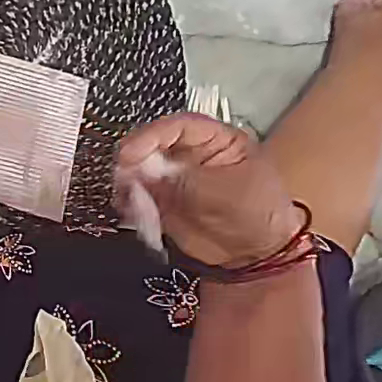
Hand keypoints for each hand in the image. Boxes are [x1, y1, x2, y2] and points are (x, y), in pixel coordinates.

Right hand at [117, 113, 300, 267]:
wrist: (257, 255)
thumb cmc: (258, 214)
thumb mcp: (227, 192)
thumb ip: (187, 180)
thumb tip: (148, 172)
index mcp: (214, 140)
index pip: (177, 127)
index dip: (151, 136)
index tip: (131, 152)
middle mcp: (189, 154)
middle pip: (152, 145)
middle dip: (135, 158)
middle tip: (123, 174)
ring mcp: (173, 178)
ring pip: (139, 170)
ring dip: (129, 182)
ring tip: (128, 197)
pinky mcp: (162, 201)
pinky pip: (138, 197)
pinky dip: (130, 203)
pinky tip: (132, 210)